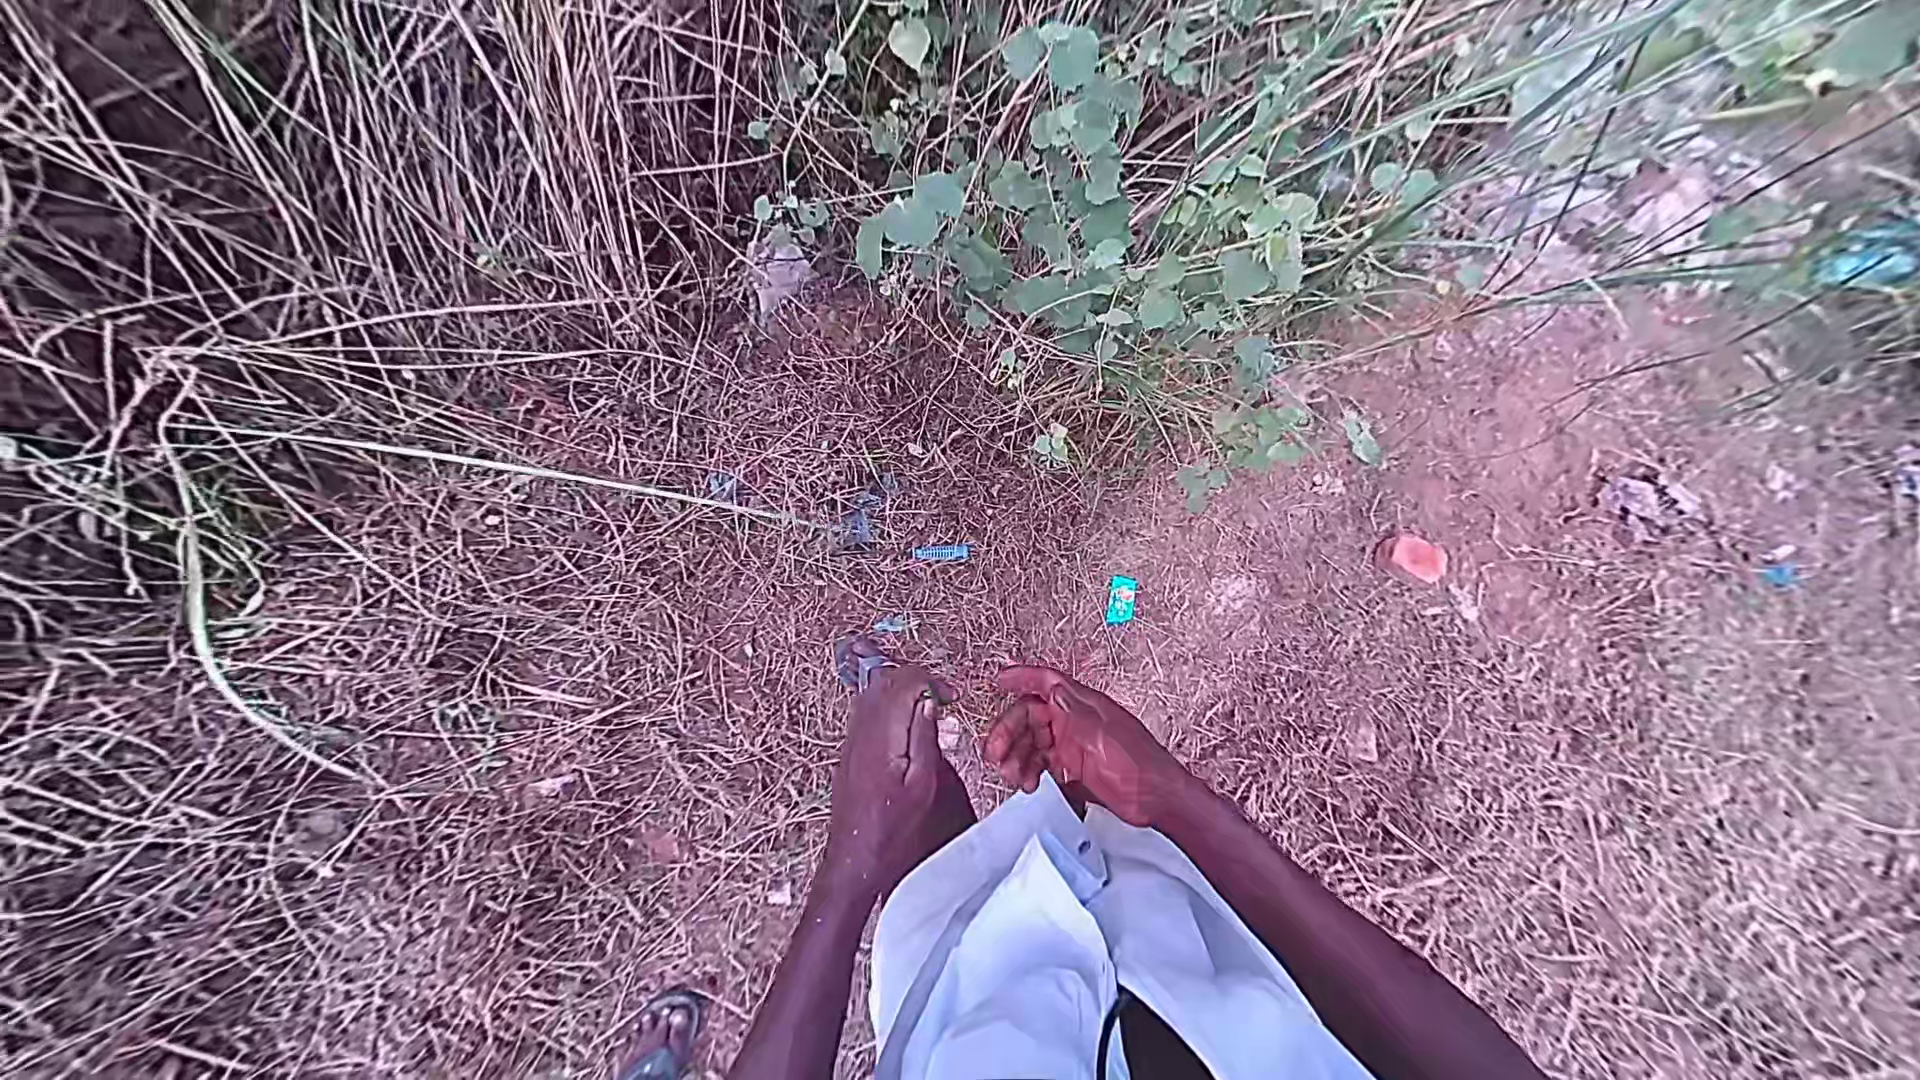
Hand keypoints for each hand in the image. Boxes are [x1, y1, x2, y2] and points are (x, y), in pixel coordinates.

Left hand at [822, 662, 957, 897]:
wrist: (854, 861)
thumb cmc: (892, 832)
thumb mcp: (923, 786)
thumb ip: (925, 738)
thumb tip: (929, 703)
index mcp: (881, 738)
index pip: (901, 684)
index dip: (929, 681)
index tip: (950, 695)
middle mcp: (860, 732)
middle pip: (884, 681)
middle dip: (916, 679)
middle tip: (941, 695)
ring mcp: (850, 740)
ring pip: (872, 692)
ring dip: (901, 689)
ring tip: (927, 705)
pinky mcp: (848, 749)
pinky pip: (866, 709)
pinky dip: (888, 703)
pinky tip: (906, 723)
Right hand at [984, 666, 1193, 826]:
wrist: (1157, 798)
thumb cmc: (1140, 764)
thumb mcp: (1103, 734)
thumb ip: (1075, 710)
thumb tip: (1053, 687)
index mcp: (1082, 705)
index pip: (1046, 681)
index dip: (1021, 677)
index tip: (1000, 679)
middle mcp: (1075, 720)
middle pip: (1029, 716)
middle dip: (1008, 732)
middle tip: (996, 752)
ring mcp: (1073, 742)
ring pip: (1032, 742)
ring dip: (1016, 756)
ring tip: (1012, 774)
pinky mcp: (1074, 765)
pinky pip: (1041, 762)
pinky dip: (1030, 771)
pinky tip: (1029, 782)